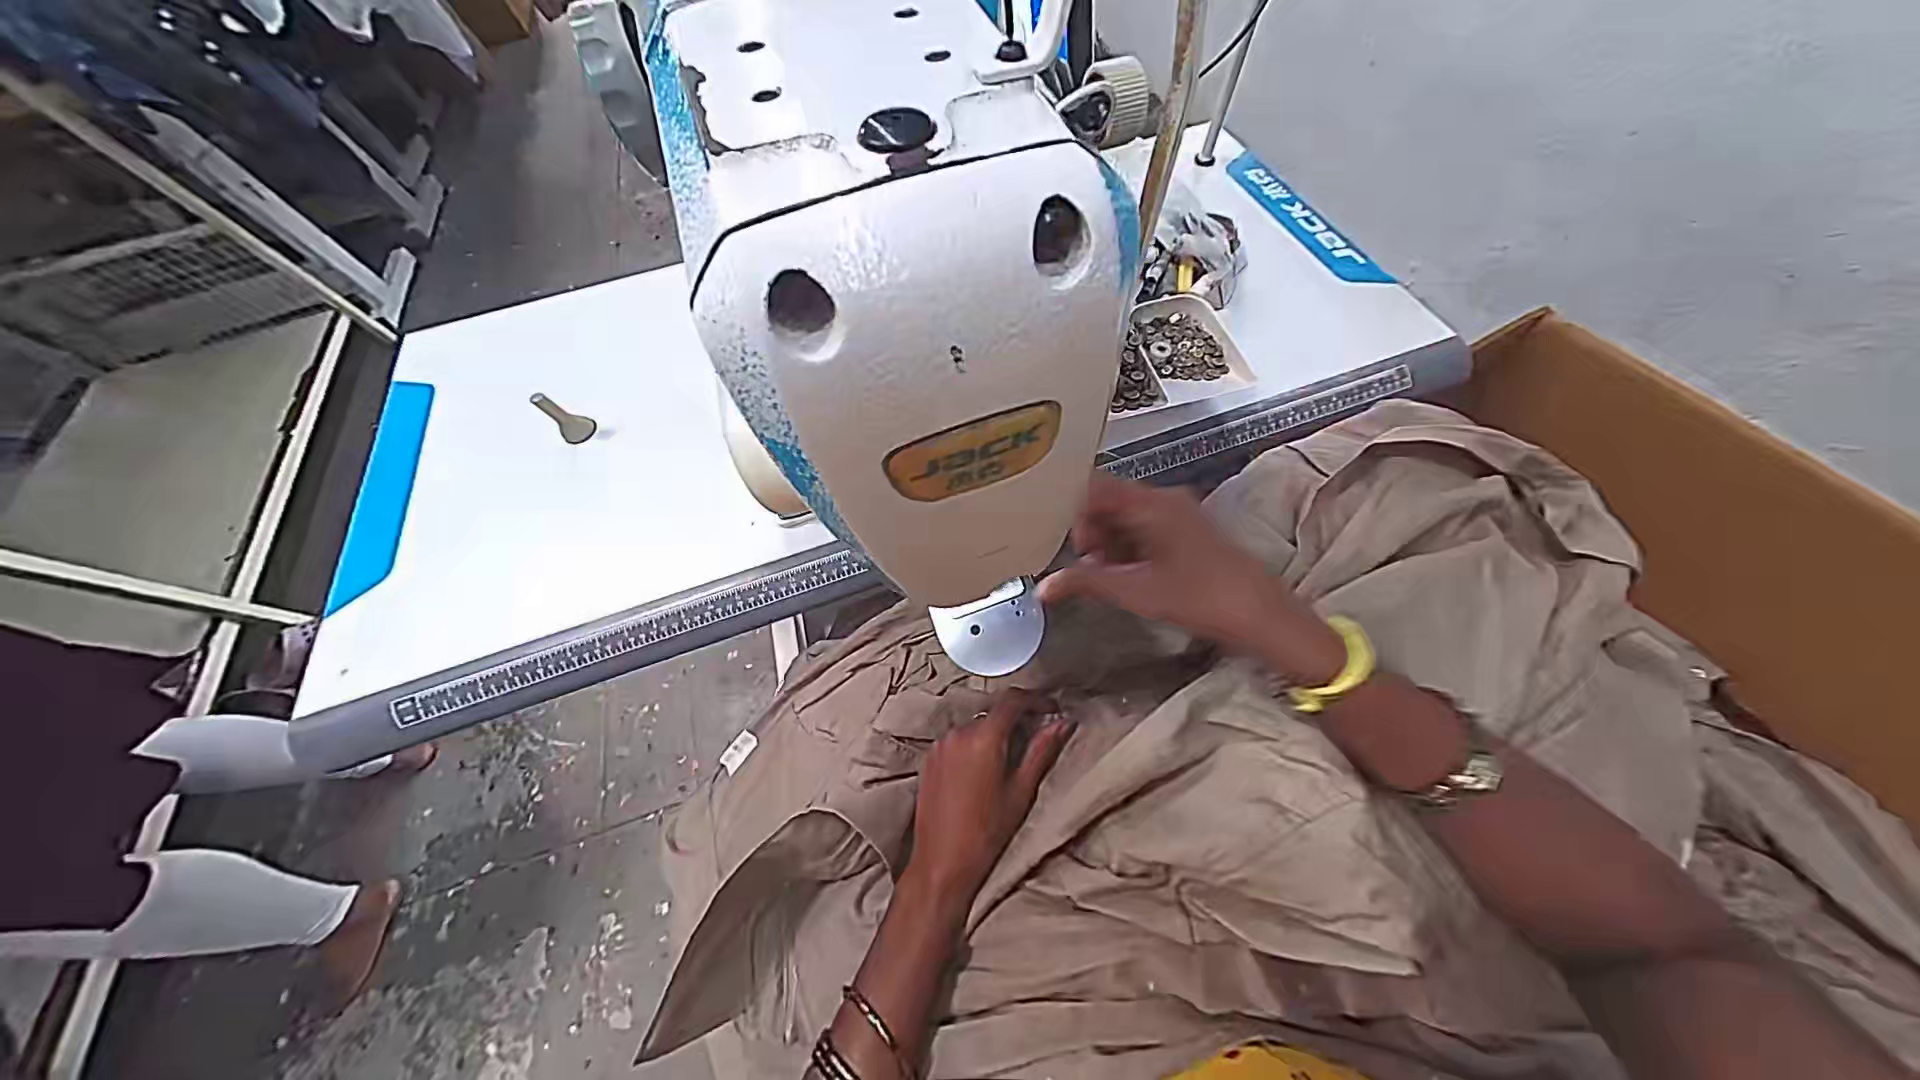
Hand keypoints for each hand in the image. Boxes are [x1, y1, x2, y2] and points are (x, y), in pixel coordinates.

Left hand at [908, 688, 1072, 899]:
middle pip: (993, 713)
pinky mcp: (929, 758)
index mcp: (983, 737)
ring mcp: (940, 744)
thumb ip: (1042, 750)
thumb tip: (1062, 722)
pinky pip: (957, 740)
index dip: (1035, 699)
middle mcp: (958, 733)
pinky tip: (982, 771)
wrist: (942, 862)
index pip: (1012, 700)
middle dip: (1016, 720)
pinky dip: (973, 746)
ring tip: (1009, 759)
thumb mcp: (1021, 790)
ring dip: (994, 734)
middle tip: (1036, 737)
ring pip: (975, 727)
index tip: (1051, 709)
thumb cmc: (987, 832)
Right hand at [1037, 472, 1344, 681]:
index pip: (1094, 487)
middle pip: (1108, 502)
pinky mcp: (1184, 532)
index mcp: (1151, 503)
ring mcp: (1176, 514)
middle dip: (1090, 532)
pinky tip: (1126, 576)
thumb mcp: (1134, 591)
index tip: (1066, 542)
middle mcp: (1163, 500)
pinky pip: (1142, 530)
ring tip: (1105, 575)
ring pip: (1124, 518)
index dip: (1072, 511)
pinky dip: (1127, 549)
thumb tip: (1043, 587)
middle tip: (1086, 565)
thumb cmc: (1200, 596)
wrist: (1261, 614)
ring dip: (1107, 544)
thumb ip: (1085, 582)